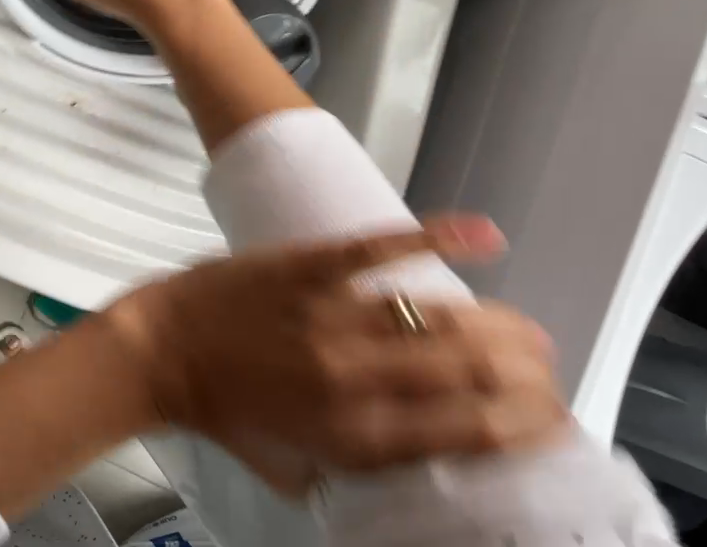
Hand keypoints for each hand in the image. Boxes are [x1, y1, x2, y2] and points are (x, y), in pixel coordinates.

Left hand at [103, 216, 569, 495]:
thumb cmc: (221, 410)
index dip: (530, 423)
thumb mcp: (292, 466)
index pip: (476, 434)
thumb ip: (353, 473)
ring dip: (498, 323)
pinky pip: (378, 249)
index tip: (550, 414)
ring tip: (522, 328)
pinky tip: (484, 234)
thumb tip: (408, 469)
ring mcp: (329, 318)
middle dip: (527, 369)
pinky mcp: (303, 267)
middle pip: (474, 371)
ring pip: (440, 318)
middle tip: (538, 362)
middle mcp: (355, 380)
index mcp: (357, 437)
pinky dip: (436, 237)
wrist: (156, 352)